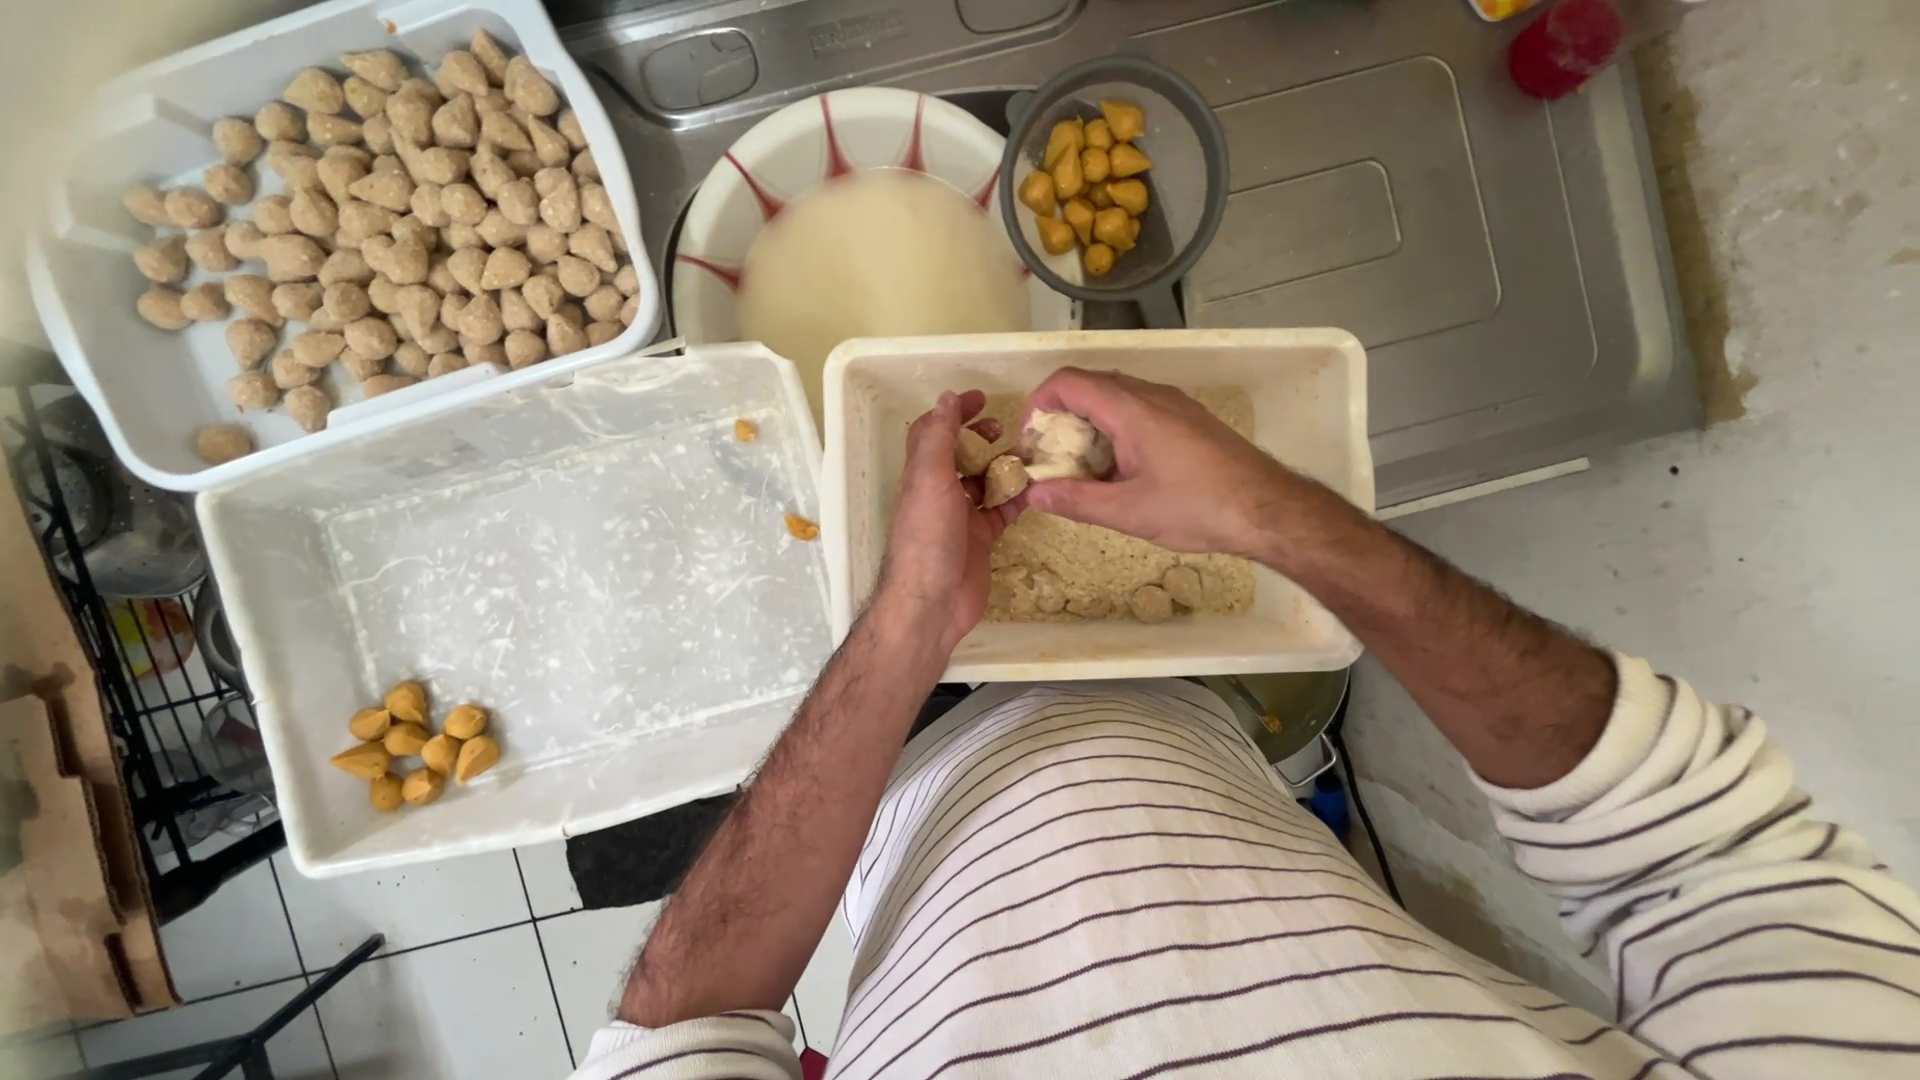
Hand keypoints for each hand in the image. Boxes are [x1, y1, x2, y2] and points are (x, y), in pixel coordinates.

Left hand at [873, 391, 1014, 654]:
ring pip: (986, 482)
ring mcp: (961, 517)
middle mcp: (940, 493)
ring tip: (1029, 457)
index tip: (981, 399)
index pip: (934, 432)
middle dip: (981, 439)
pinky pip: (1002, 511)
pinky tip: (1037, 488)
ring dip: (1004, 467)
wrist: (933, 602)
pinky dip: (1018, 498)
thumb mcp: (930, 479)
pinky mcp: (981, 539)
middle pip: (961, 456)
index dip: (953, 412)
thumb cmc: (927, 538)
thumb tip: (947, 398)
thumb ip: (939, 438)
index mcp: (922, 475)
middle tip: (1005, 430)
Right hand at [1013, 367, 1312, 558]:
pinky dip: (1115, 429)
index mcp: (1132, 409)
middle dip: (1060, 417)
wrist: (1270, 509)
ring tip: (1081, 469)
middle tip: (1050, 458)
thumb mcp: (1129, 512)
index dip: (1038, 404)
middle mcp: (1151, 395)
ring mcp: (1173, 404)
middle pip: (1089, 385)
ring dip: (1088, 425)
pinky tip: (1120, 469)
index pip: (1068, 382)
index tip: (1030, 441)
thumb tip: (1032, 495)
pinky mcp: (1188, 419)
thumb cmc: (1198, 508)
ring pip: (1115, 397)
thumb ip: (1076, 501)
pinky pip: (1138, 409)